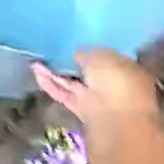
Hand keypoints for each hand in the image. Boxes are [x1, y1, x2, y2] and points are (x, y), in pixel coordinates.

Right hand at [33, 48, 161, 136]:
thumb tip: (75, 54)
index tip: (74, 43)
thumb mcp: (100, 56)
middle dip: (72, 63)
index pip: (108, 57)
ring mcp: (98, 100)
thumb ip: (85, 53)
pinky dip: (52, 85)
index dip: (91, 50)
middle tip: (53, 51)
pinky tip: (36, 73)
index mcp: (127, 68)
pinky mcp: (83, 111)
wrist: (116, 120)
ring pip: (75, 84)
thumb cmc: (116, 80)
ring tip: (37, 60)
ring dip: (56, 73)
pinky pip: (66, 94)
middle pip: (89, 72)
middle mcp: (114, 85)